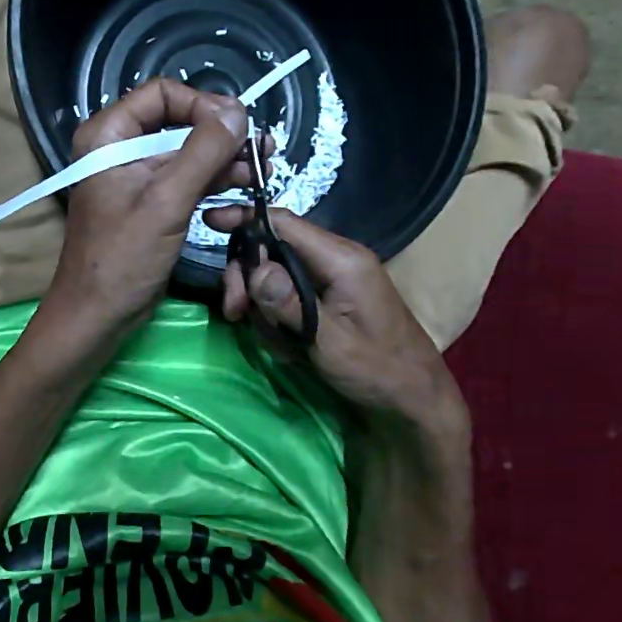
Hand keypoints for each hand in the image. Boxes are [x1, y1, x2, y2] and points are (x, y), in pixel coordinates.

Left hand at [48, 78, 252, 330]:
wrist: (96, 315)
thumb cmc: (122, 257)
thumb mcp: (167, 200)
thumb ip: (203, 151)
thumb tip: (238, 111)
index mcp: (108, 135)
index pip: (162, 94)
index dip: (203, 105)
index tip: (237, 128)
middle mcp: (119, 148)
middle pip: (179, 121)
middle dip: (222, 135)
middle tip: (264, 151)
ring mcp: (135, 177)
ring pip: (187, 152)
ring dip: (225, 160)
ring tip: (262, 172)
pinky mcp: (150, 203)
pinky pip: (186, 179)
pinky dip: (214, 182)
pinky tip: (242, 190)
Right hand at [202, 204, 466, 436]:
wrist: (413, 402)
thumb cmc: (379, 371)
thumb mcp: (332, 343)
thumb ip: (291, 304)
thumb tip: (255, 269)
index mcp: (342, 259)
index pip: (283, 222)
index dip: (244, 219)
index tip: (208, 222)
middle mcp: (334, 260)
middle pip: (271, 249)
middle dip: (247, 279)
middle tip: (235, 313)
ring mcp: (330, 280)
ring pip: (272, 275)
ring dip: (261, 306)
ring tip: (275, 342)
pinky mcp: (325, 299)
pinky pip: (284, 296)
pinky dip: (276, 319)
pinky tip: (287, 345)